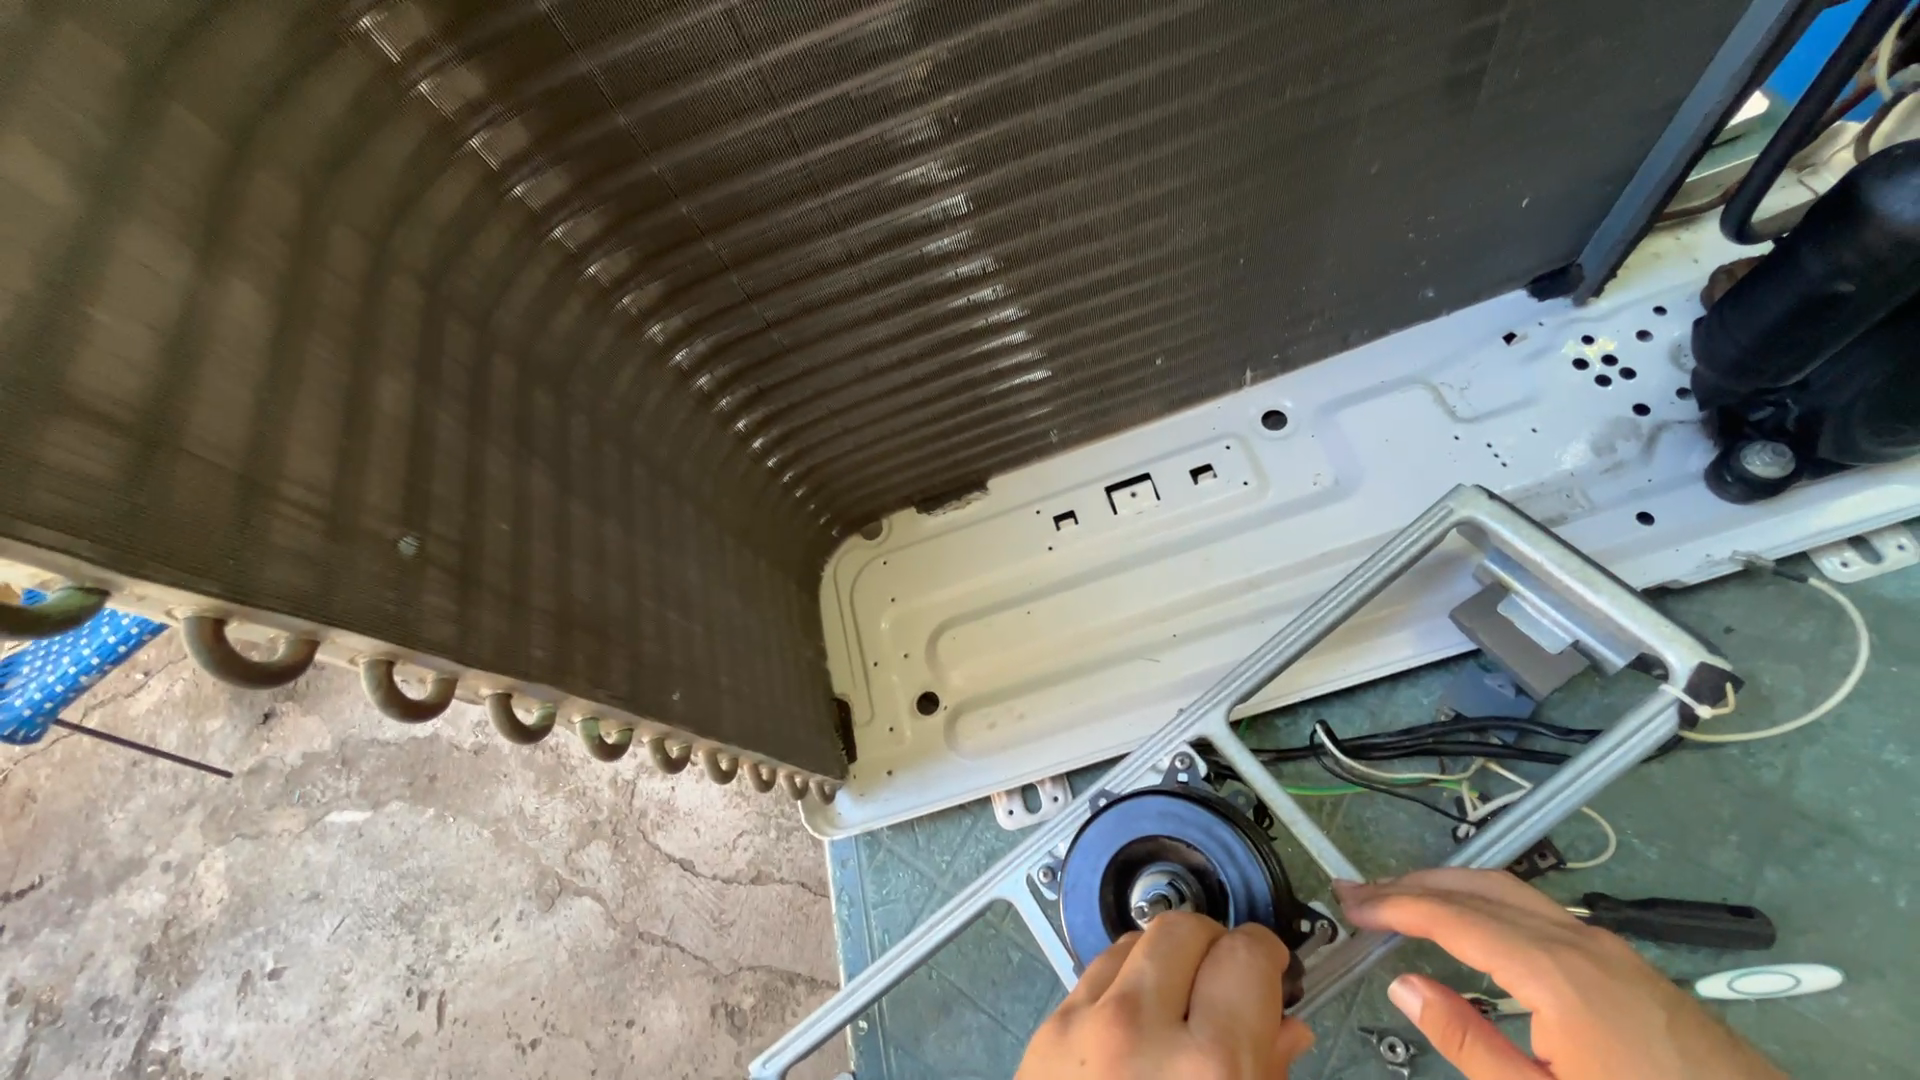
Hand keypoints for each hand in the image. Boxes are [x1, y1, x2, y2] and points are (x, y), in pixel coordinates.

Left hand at [1015, 912, 1312, 1077]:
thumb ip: (1269, 1078)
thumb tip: (1286, 1029)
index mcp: (1210, 1069)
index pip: (1246, 956)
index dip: (1266, 956)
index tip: (1271, 969)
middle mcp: (1142, 1031)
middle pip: (1183, 930)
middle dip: (1213, 944)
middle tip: (1227, 978)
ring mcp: (1084, 1025)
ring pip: (1133, 941)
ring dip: (1164, 958)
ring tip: (1180, 1001)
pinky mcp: (1046, 1032)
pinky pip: (1093, 973)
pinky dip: (1123, 981)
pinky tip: (1136, 1023)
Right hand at [1336, 869, 1786, 1079]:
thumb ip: (1468, 1042)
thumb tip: (1404, 986)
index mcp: (1554, 973)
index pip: (1452, 916)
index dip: (1393, 904)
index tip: (1349, 904)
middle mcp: (1578, 941)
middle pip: (1477, 887)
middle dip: (1412, 885)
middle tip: (1359, 894)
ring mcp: (1608, 945)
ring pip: (1509, 890)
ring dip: (1448, 887)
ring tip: (1402, 899)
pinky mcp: (1627, 960)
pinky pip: (1539, 909)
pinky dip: (1486, 901)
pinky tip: (1472, 922)